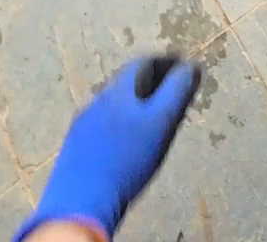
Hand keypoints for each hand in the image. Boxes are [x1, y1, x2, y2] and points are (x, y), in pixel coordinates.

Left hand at [17, 56, 200, 241]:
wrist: (81, 203)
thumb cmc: (128, 159)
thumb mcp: (162, 122)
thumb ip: (178, 90)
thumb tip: (192, 67)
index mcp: (118, 89)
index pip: (145, 62)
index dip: (167, 62)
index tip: (183, 69)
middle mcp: (97, 99)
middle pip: (128, 83)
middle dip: (151, 84)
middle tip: (170, 96)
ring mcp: (82, 124)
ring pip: (114, 105)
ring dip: (134, 106)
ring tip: (150, 122)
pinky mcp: (74, 147)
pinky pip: (102, 125)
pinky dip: (120, 125)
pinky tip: (126, 144)